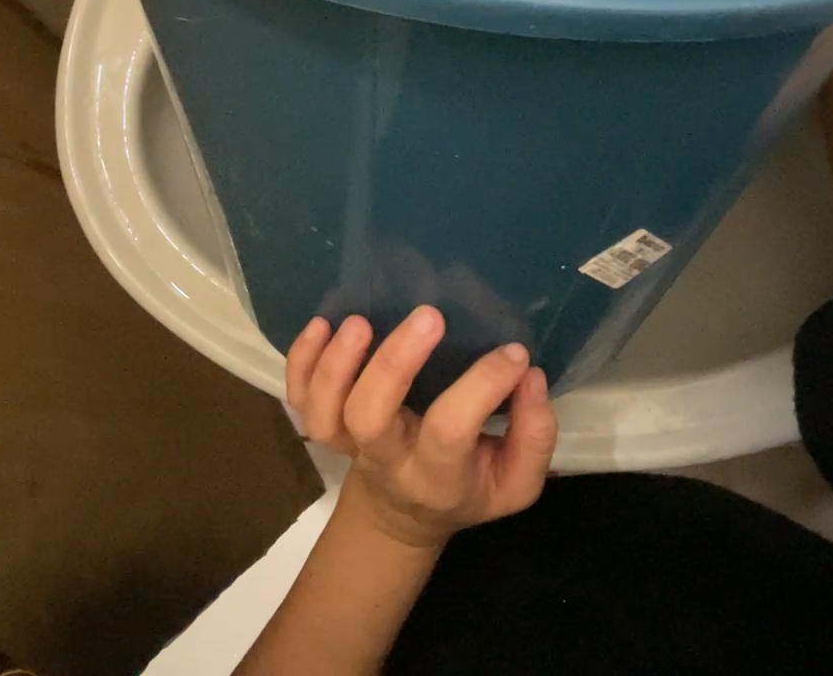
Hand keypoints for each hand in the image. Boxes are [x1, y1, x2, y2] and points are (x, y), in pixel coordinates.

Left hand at [286, 307, 557, 548]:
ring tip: (361, 321)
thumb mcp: (516, 482)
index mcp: (437, 475)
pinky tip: (322, 324)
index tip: (512, 352)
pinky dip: (301, 362)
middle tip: (428, 317)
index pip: (451, 430)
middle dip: (393, 364)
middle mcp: (385, 458)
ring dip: (336, 363)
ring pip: (324, 412)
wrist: (403, 514)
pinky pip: (298, 398)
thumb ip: (533, 437)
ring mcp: (347, 442)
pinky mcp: (324, 425)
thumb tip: (529, 377)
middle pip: (370, 417)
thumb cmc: (467, 487)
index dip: (481, 386)